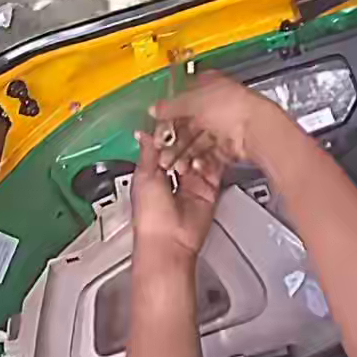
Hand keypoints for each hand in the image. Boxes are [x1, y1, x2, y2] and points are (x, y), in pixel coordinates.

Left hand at [131, 126, 221, 274]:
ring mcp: (191, 183)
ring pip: (199, 156)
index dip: (170, 131)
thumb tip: (143, 133)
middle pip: (184, 149)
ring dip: (201, 146)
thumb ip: (148, 152)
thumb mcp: (144, 175)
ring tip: (204, 132)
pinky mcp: (208, 190)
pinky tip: (211, 150)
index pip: (164, 145)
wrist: (169, 241)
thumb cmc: (150, 215)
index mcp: (153, 172)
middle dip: (188, 137)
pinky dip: (212, 159)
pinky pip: (213, 169)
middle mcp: (173, 176)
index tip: (176, 114)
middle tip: (194, 120)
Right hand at [150, 72, 289, 174]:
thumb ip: (170, 106)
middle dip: (173, 137)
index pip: (182, 98)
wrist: (256, 131)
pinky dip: (198, 160)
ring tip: (174, 163)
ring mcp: (223, 127)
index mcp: (209, 85)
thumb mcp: (192, 102)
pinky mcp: (229, 147)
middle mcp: (217, 105)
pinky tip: (191, 165)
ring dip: (183, 152)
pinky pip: (208, 155)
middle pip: (188, 123)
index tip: (157, 123)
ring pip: (197, 141)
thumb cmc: (233, 108)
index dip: (168, 111)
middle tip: (161, 149)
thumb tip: (155, 108)